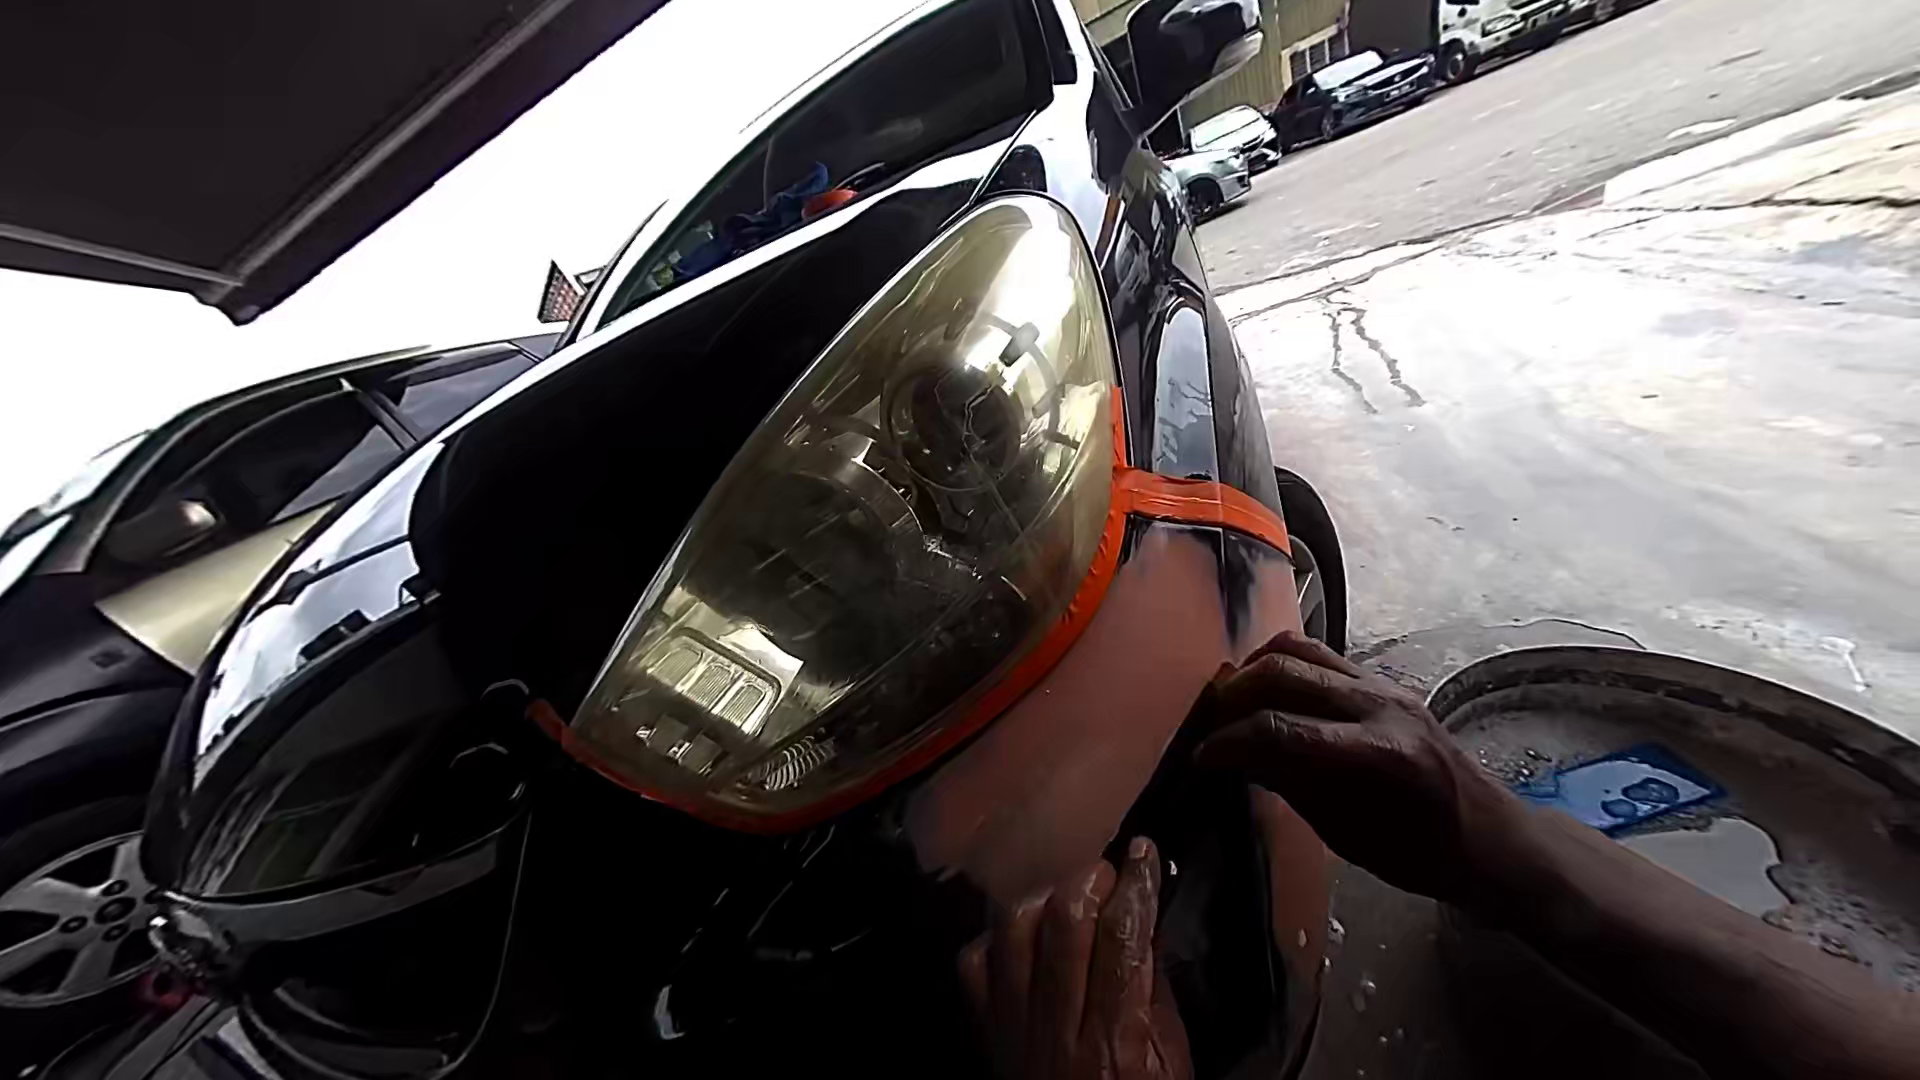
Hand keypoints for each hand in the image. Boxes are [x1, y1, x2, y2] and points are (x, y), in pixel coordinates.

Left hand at [959, 838, 1191, 1079]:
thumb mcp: (1169, 1066)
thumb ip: (1158, 994)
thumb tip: (1147, 921)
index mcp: (1112, 1043)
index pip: (1121, 942)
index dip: (1135, 887)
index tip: (1143, 850)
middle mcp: (1056, 1028)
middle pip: (1061, 924)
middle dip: (1086, 880)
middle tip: (1104, 870)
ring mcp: (1011, 1024)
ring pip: (1012, 929)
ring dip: (1039, 894)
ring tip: (1062, 886)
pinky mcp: (983, 1026)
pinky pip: (974, 960)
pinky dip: (994, 935)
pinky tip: (1021, 928)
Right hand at [1191, 631, 1517, 903]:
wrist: (1494, 838)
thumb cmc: (1421, 854)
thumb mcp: (1344, 832)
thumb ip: (1287, 781)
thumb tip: (1233, 754)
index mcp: (1379, 755)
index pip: (1279, 729)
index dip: (1228, 741)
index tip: (1201, 756)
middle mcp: (1381, 706)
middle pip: (1281, 673)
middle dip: (1234, 695)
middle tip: (1212, 722)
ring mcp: (1384, 685)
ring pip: (1297, 648)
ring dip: (1253, 668)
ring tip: (1234, 697)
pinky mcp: (1382, 680)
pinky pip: (1318, 653)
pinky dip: (1280, 663)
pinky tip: (1267, 688)